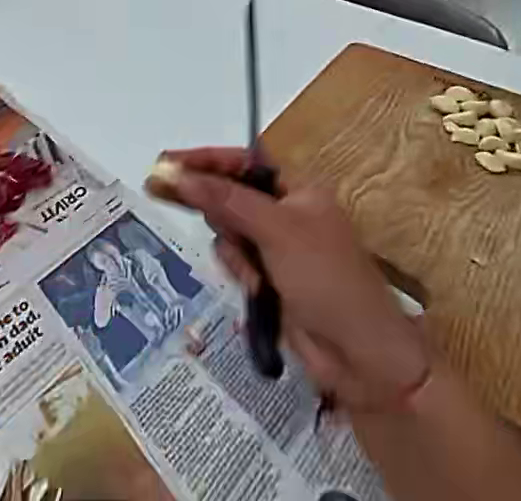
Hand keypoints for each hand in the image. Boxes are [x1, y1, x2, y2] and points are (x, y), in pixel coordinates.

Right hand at [146, 147, 429, 411]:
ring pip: (226, 228)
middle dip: (205, 199)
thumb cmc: (327, 280)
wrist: (363, 359)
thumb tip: (176, 173)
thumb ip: (224, 198)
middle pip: (228, 192)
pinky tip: (258, 289)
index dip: (203, 159)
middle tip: (157, 188)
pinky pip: (234, 259)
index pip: (241, 162)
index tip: (166, 162)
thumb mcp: (276, 230)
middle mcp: (285, 212)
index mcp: (298, 190)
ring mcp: (276, 246)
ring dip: (232, 247)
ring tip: (252, 272)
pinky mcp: (268, 276)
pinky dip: (239, 271)